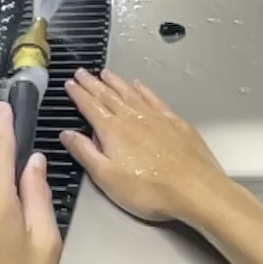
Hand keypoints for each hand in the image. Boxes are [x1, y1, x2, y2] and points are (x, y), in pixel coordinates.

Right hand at [61, 68, 227, 222]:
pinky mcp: (176, 123)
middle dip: (92, 83)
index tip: (69, 84)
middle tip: (81, 72)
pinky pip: (155, 100)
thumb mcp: (106, 177)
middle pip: (108, 96)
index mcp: (112, 130)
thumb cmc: (148, 190)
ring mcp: (156, 118)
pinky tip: (139, 85)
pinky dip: (144, 90)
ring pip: (130, 94)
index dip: (78, 94)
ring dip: (115, 82)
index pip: (90, 106)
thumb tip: (66, 133)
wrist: (196, 191)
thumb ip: (84, 152)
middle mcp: (132, 118)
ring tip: (105, 72)